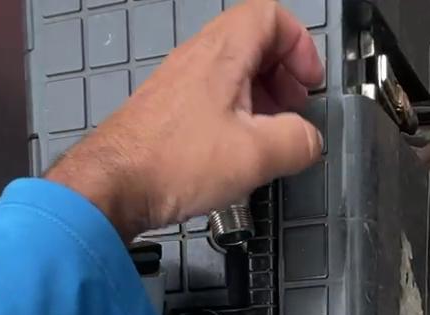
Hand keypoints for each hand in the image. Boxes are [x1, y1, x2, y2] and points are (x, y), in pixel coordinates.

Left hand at [45, 0, 323, 237]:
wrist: (117, 183)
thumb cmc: (175, 162)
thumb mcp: (256, 155)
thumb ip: (297, 142)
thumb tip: (311, 141)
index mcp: (224, 53)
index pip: (270, 17)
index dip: (300, 45)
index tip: (310, 81)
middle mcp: (199, 58)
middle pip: (253, 42)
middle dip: (284, 72)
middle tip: (297, 106)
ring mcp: (182, 83)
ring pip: (233, 71)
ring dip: (262, 95)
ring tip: (274, 132)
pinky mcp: (171, 111)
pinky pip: (214, 97)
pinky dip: (238, 113)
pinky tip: (241, 148)